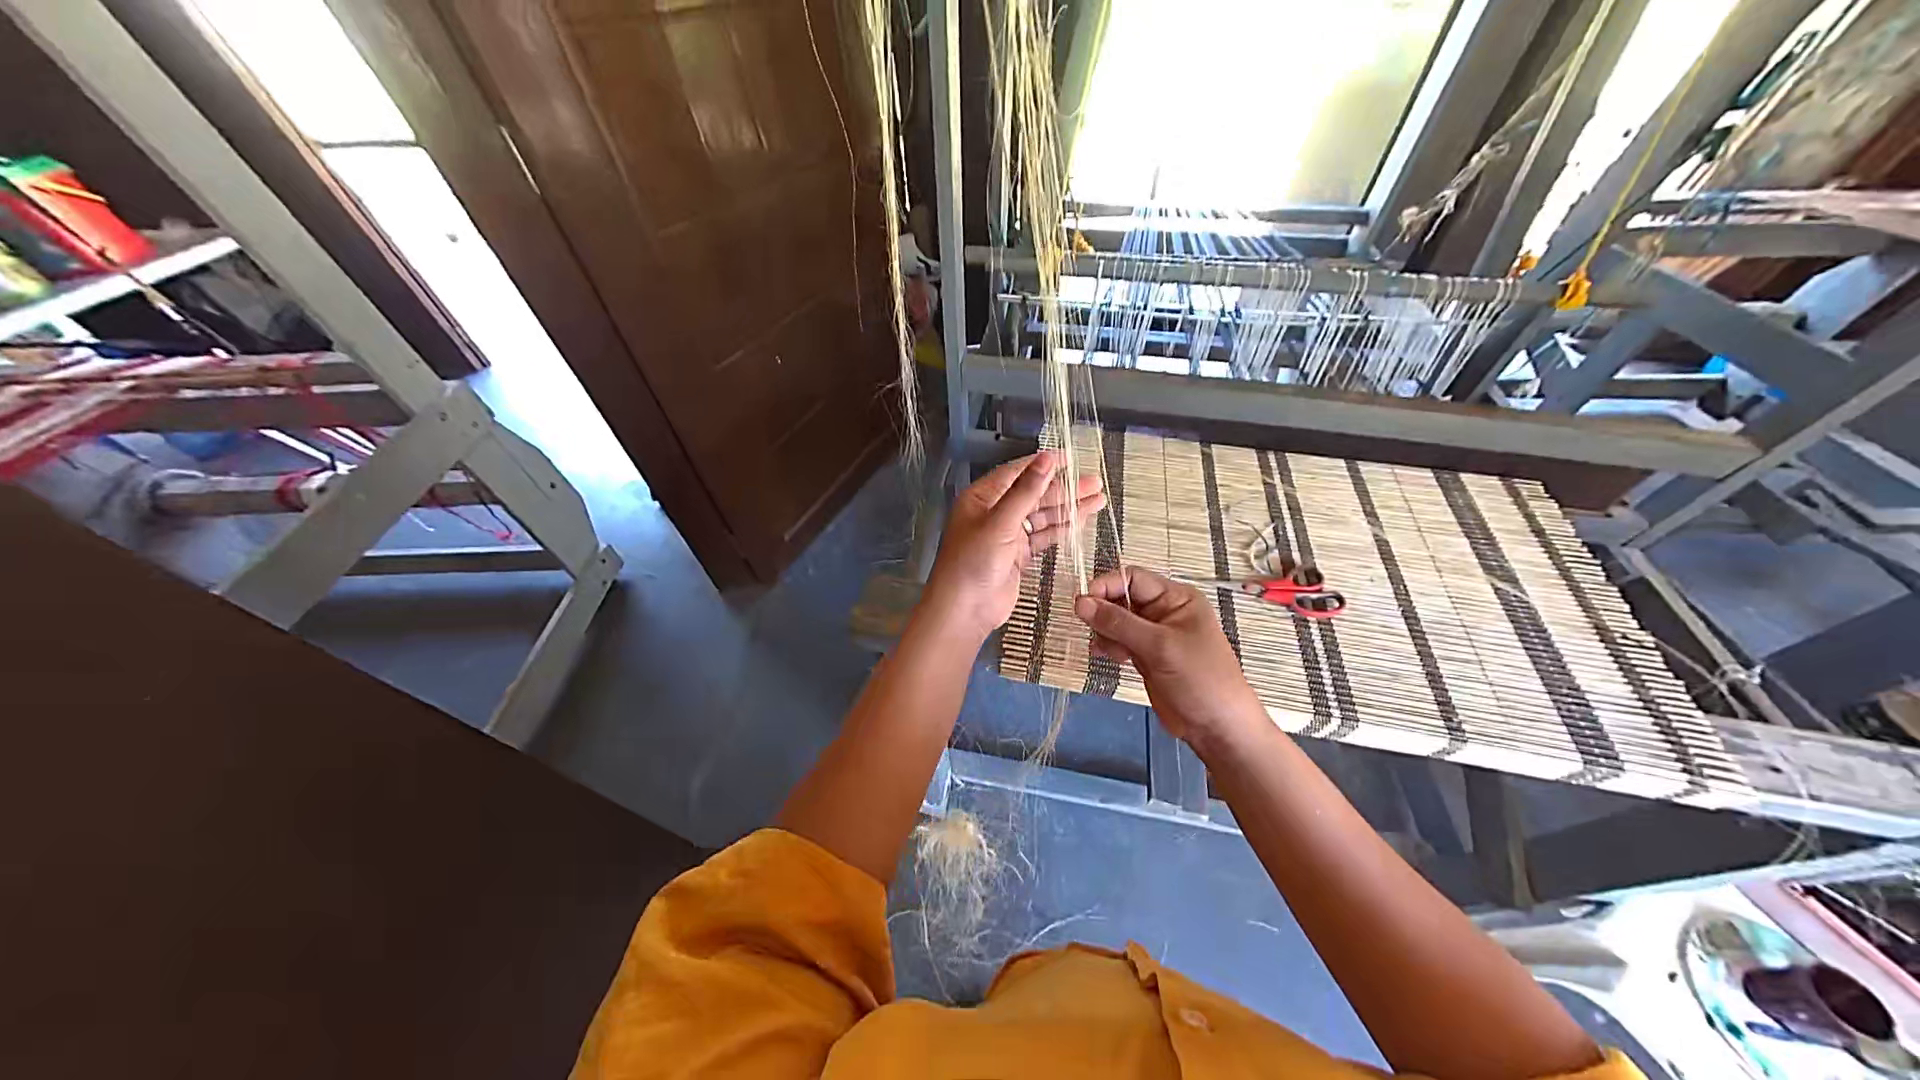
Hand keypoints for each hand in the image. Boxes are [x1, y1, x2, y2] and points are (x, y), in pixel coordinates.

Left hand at [922, 452, 1104, 643]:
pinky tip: (1080, 522)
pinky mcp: (1016, 555)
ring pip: (1041, 516)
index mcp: (981, 498)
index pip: (1017, 472)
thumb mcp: (1001, 522)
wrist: (965, 609)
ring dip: (1067, 508)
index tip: (1070, 459)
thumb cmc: (971, 564)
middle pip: (1034, 494)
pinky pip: (1042, 536)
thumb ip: (1026, 491)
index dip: (1044, 464)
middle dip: (1064, 488)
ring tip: (1096, 500)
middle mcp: (993, 513)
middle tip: (1093, 483)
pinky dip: (1061, 529)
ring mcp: (1006, 535)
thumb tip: (1045, 460)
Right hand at [1074, 567, 1268, 753]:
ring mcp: (1153, 635)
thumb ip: (1118, 623)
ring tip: (1109, 650)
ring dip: (1105, 632)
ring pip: (1116, 621)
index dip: (1107, 586)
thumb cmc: (1198, 678)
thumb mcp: (1159, 646)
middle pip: (1121, 598)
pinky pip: (1118, 641)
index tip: (1084, 603)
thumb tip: (1080, 602)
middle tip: (1095, 631)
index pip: (1133, 578)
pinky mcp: (1145, 656)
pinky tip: (1106, 656)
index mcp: (1176, 598)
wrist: (1216, 727)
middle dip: (1104, 612)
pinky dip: (1109, 646)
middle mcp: (1163, 611)